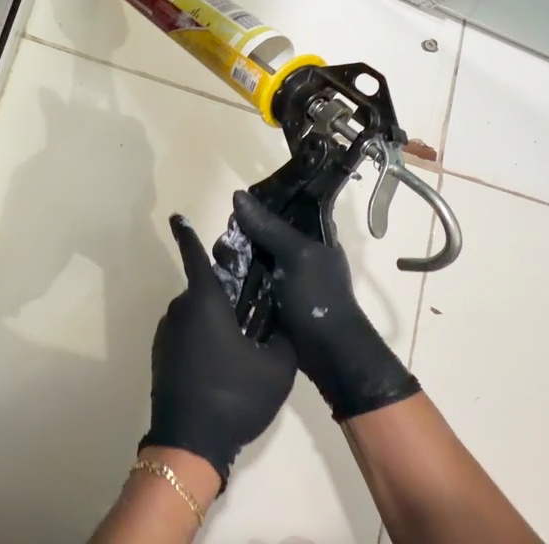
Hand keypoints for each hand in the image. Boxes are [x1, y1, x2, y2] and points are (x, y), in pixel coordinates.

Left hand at [142, 213, 296, 484]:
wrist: (191, 440)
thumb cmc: (235, 395)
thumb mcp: (276, 367)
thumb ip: (281, 336)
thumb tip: (280, 324)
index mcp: (204, 302)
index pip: (194, 257)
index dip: (187, 235)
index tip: (177, 217)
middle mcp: (180, 310)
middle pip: (203, 289)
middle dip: (224, 292)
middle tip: (251, 304)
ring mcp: (167, 334)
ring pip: (195, 314)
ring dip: (214, 319)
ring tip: (242, 341)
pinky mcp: (162, 355)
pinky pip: (187, 334)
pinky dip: (203, 338)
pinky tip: (223, 362)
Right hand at [232, 190, 419, 420]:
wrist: (327, 354)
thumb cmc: (319, 299)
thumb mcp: (297, 255)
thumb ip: (268, 226)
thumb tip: (237, 195)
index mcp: (311, 237)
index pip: (277, 210)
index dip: (255, 209)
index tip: (236, 217)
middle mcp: (293, 253)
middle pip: (255, 233)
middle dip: (238, 238)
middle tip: (229, 250)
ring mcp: (279, 277)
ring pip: (245, 256)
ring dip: (231, 259)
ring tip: (224, 269)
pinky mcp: (265, 298)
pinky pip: (242, 279)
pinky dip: (231, 278)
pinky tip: (221, 280)